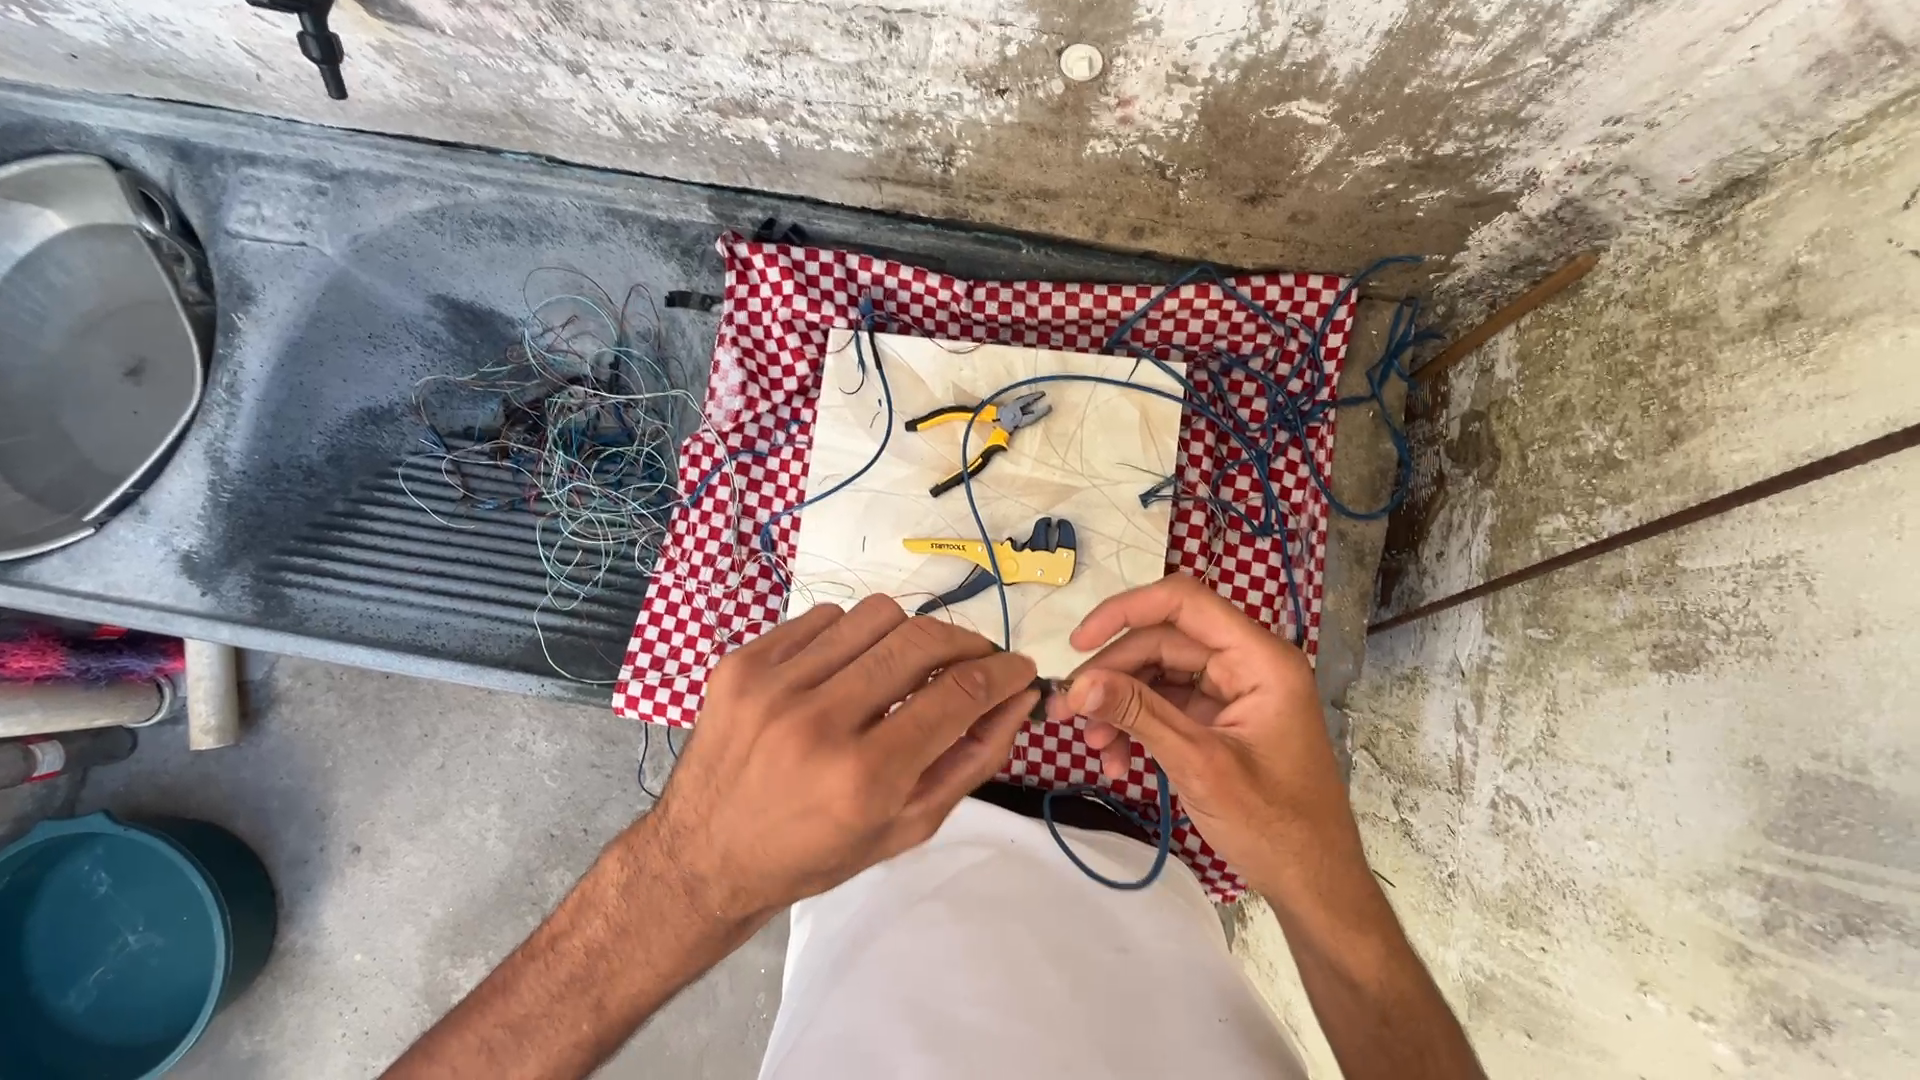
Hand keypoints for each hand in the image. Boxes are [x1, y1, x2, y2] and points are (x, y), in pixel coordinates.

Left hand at [650, 595, 1038, 922]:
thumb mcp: (907, 827)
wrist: (706, 856)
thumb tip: (1017, 697)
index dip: (1004, 673)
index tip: (1020, 668)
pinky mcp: (740, 664)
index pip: (959, 694)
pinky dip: (852, 638)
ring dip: (909, 635)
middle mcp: (818, 722)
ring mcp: (772, 685)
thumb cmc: (817, 853)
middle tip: (977, 660)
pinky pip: (823, 618)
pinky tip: (848, 671)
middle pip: (921, 640)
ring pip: (875, 615)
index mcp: (864, 777)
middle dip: (967, 643)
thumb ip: (971, 759)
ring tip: (907, 667)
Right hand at [1044, 573, 1357, 896]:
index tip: (1078, 644)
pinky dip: (1136, 727)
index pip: (1183, 603)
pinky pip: (1165, 705)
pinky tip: (1115, 761)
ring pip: (1156, 674)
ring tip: (1090, 744)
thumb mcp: (1199, 765)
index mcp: (1259, 659)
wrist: (1314, 884)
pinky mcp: (1217, 719)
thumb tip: (1077, 685)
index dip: (1125, 612)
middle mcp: (1245, 663)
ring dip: (1118, 705)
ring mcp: (1230, 692)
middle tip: (1065, 709)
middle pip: (1161, 642)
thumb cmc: (1273, 825)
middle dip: (1111, 675)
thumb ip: (1138, 715)